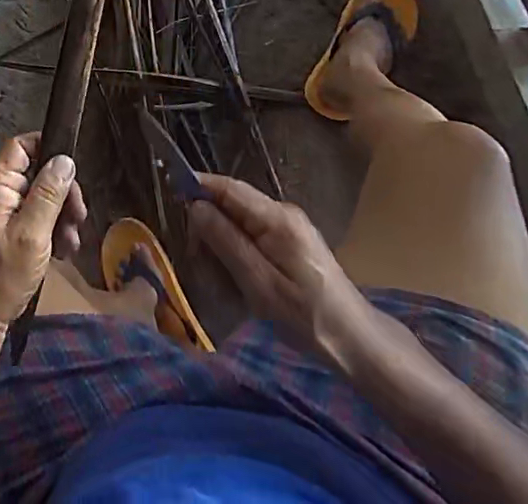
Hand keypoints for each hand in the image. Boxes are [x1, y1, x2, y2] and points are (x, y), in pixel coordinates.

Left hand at [0, 132, 87, 354]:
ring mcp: (1, 213)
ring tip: (71, 242)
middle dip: (61, 192)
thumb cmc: (3, 276)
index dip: (47, 147)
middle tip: (78, 217)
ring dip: (60, 215)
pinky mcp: (7, 231)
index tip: (73, 169)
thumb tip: (65, 159)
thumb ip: (49, 193)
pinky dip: (52, 230)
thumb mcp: (33, 233)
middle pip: (36, 172)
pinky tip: (63, 251)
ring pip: (40, 197)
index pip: (20, 146)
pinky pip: (35, 217)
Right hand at [190, 173, 391, 373]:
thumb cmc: (307, 317)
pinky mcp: (292, 243)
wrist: (357, 343)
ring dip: (221, 240)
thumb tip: (196, 207)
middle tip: (195, 257)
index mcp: (277, 218)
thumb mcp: (259, 283)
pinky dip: (236, 249)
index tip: (170, 191)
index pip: (228, 188)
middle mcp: (283, 213)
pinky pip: (253, 234)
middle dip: (208, 222)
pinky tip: (234, 276)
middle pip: (232, 202)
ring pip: (240, 220)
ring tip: (215, 273)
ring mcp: (290, 228)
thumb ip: (226, 241)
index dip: (197, 185)